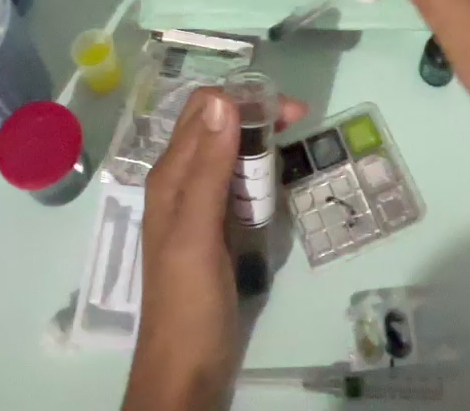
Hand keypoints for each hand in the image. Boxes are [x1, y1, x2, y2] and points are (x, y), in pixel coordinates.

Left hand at [123, 88, 305, 410]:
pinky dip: (258, 173)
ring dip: (259, 142)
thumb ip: (208, 167)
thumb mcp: (197, 231)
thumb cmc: (188, 300)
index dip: (242, 100)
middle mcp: (181, 180)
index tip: (286, 110)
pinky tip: (278, 182)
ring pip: (229, 152)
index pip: (203, 109)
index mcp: (170, 174)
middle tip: (298, 121)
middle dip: (255, 115)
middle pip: (217, 126)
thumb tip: (222, 101)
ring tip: (291, 149)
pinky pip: (237, 183)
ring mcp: (198, 205)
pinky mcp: (216, 227)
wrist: (185, 370)